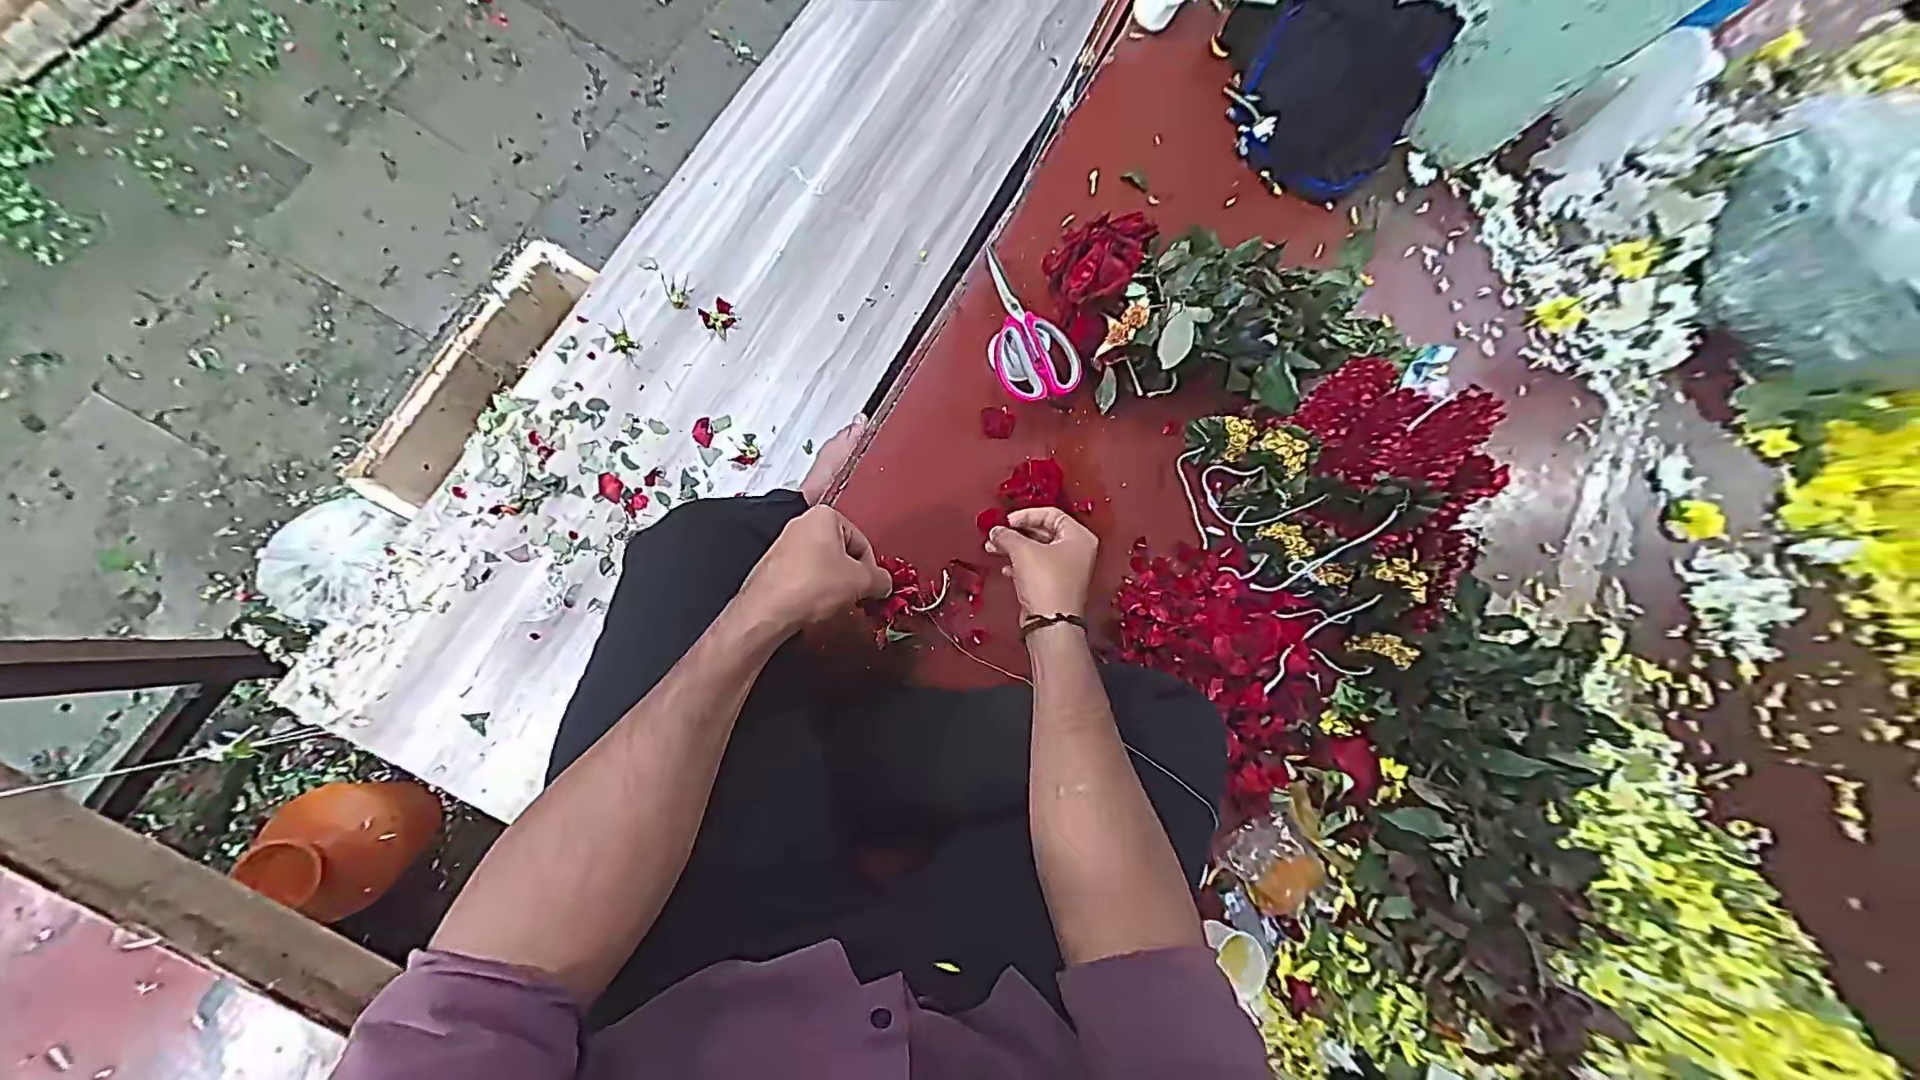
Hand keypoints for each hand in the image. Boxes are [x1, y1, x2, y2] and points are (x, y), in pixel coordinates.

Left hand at [739, 506, 893, 630]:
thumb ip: (881, 579)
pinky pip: (805, 575)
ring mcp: (784, 544)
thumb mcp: (861, 582)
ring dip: (835, 584)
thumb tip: (884, 583)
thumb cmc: (814, 586)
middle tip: (856, 596)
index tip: (871, 587)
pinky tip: (814, 606)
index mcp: (825, 516)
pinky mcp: (773, 566)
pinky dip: (814, 589)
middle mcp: (802, 523)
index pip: (862, 542)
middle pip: (842, 552)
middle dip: (852, 576)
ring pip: (824, 565)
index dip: (870, 568)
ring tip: (834, 603)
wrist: (767, 611)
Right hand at [985, 507, 1097, 620]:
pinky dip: (1019, 564)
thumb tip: (995, 531)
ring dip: (1013, 548)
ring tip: (992, 548)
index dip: (1026, 515)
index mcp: (1078, 537)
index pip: (1051, 514)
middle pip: (1043, 531)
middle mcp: (1076, 550)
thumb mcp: (1023, 551)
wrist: (1050, 622)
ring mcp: (1067, 568)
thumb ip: (1007, 535)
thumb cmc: (1045, 581)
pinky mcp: (1055, 584)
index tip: (1006, 522)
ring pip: (1037, 549)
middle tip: (996, 534)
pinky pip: (1036, 566)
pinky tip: (1005, 568)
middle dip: (1016, 533)